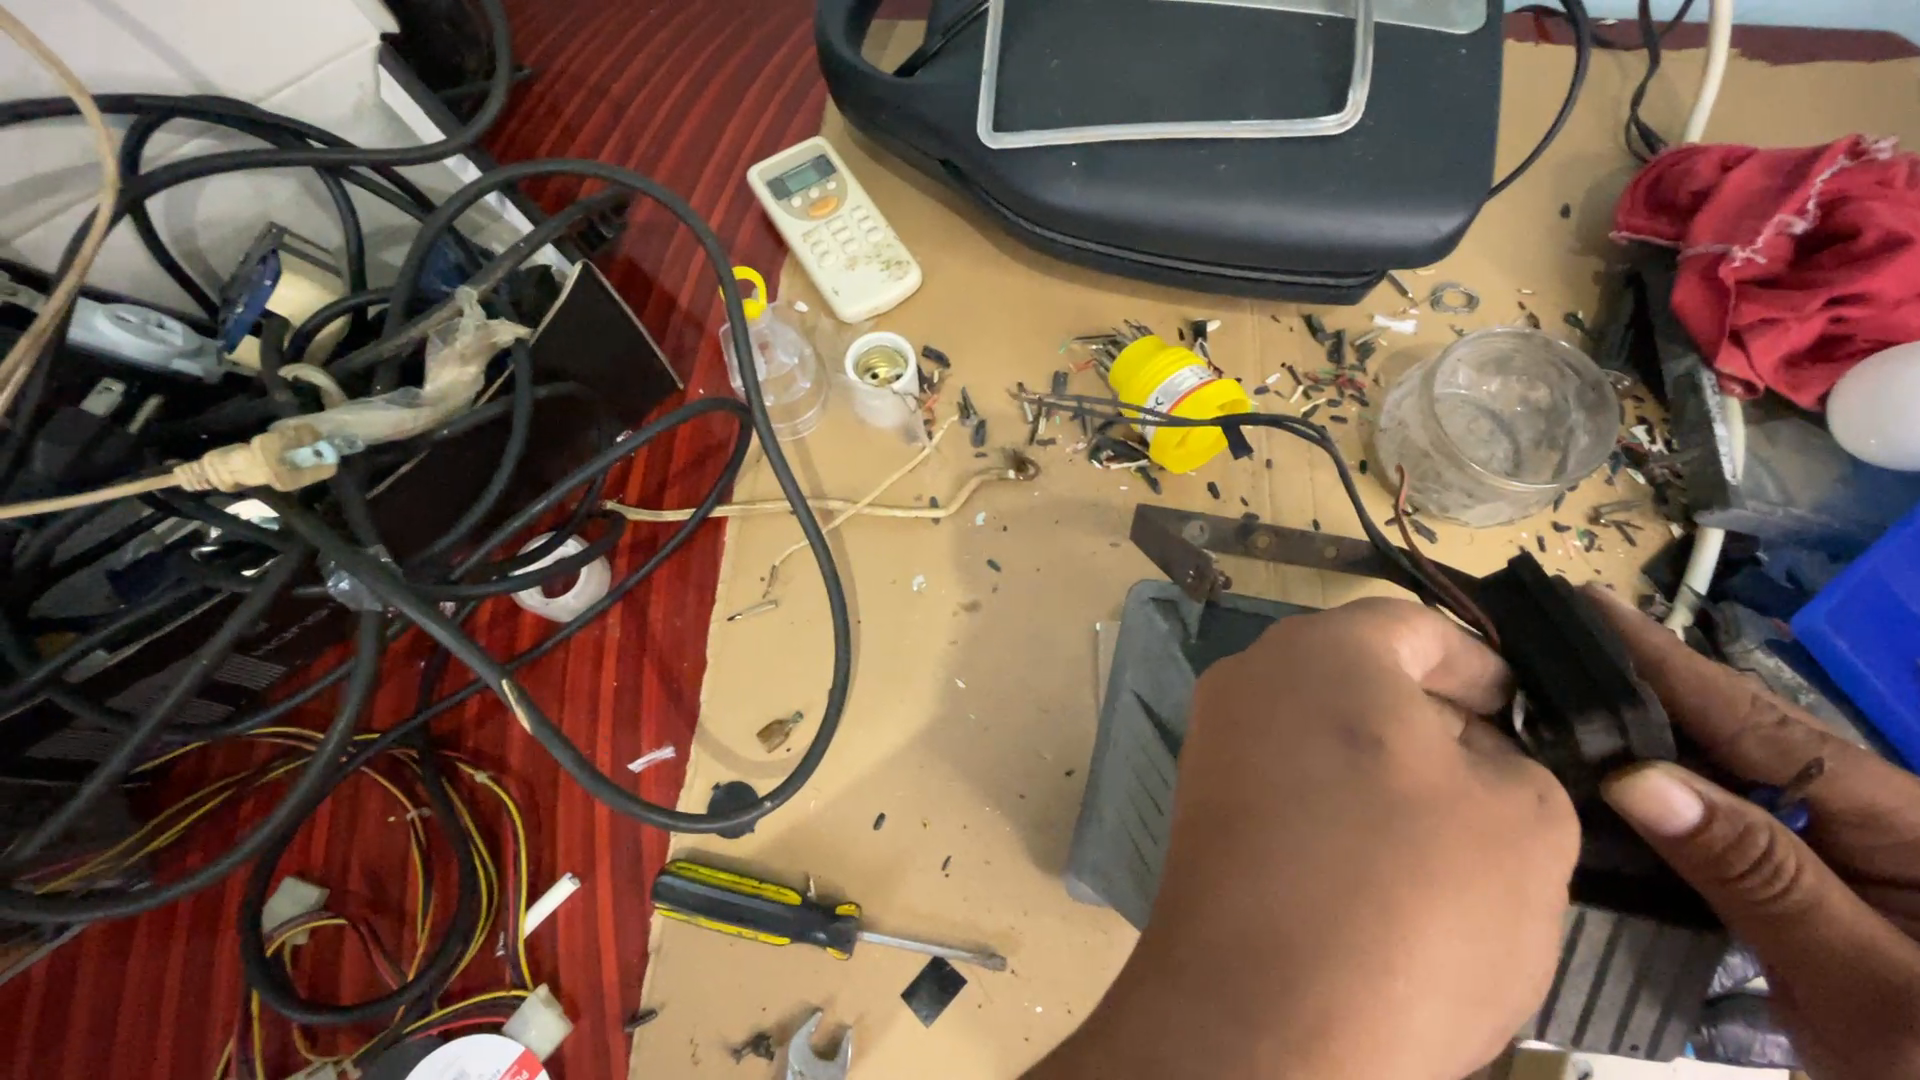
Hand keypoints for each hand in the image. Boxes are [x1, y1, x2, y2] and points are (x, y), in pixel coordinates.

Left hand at [1029, 599, 1578, 1079]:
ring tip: (1453, 837)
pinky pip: (1286, 782)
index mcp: (1321, 651)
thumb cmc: (1407, 898)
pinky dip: (1338, 806)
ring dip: (1388, 769)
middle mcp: (1250, 679)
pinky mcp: (1201, 808)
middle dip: (1436, 720)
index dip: (1481, 668)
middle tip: (1505, 780)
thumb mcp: (1524, 820)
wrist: (1259, 1019)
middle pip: (1360, 678)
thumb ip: (1512, 762)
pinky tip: (1381, 867)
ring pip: (1323, 734)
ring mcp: (1214, 744)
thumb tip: (1472, 753)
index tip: (1528, 716)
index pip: (1412, 627)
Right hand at [1587, 586, 1919, 1078]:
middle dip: (1638, 679)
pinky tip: (1599, 773)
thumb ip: (1757, 874)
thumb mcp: (1867, 985)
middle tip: (1544, 642)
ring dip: (1634, 728)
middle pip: (1732, 727)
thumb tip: (1632, 778)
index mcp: (1894, 817)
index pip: (1752, 718)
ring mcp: (1829, 847)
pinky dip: (1648, 786)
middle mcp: (1857, 813)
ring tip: (1552, 693)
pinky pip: (1712, 814)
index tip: (1583, 603)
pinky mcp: (1804, 881)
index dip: (1662, 660)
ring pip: (1717, 768)